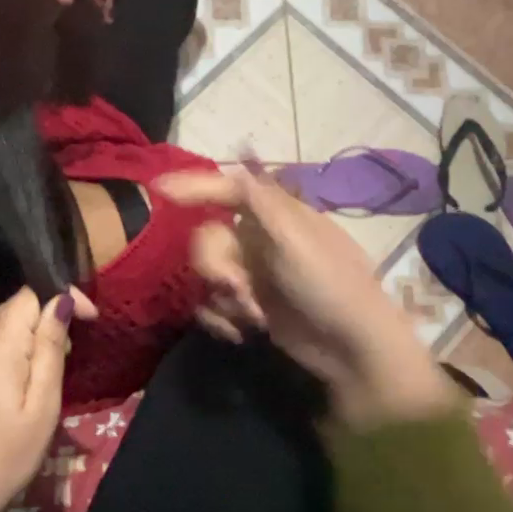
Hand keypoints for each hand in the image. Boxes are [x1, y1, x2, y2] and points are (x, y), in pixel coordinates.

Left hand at [0, 287, 96, 511]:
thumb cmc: (6, 454)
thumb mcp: (42, 405)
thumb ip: (50, 350)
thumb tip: (59, 303)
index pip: (29, 294)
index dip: (60, 298)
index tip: (89, 320)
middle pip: (13, 307)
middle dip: (46, 317)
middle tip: (70, 353)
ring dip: (27, 335)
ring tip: (47, 373)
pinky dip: (8, 350)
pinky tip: (19, 382)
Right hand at [158, 168, 458, 427]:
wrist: (352, 350)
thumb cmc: (331, 287)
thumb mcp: (297, 240)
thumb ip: (262, 203)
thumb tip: (235, 161)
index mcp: (277, 216)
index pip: (229, 190)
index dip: (195, 187)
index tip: (160, 189)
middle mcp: (261, 240)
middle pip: (208, 239)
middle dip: (215, 267)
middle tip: (237, 290)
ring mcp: (254, 275)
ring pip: (207, 275)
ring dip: (221, 298)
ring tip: (251, 317)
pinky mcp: (249, 306)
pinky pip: (211, 304)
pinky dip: (220, 318)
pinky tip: (240, 332)